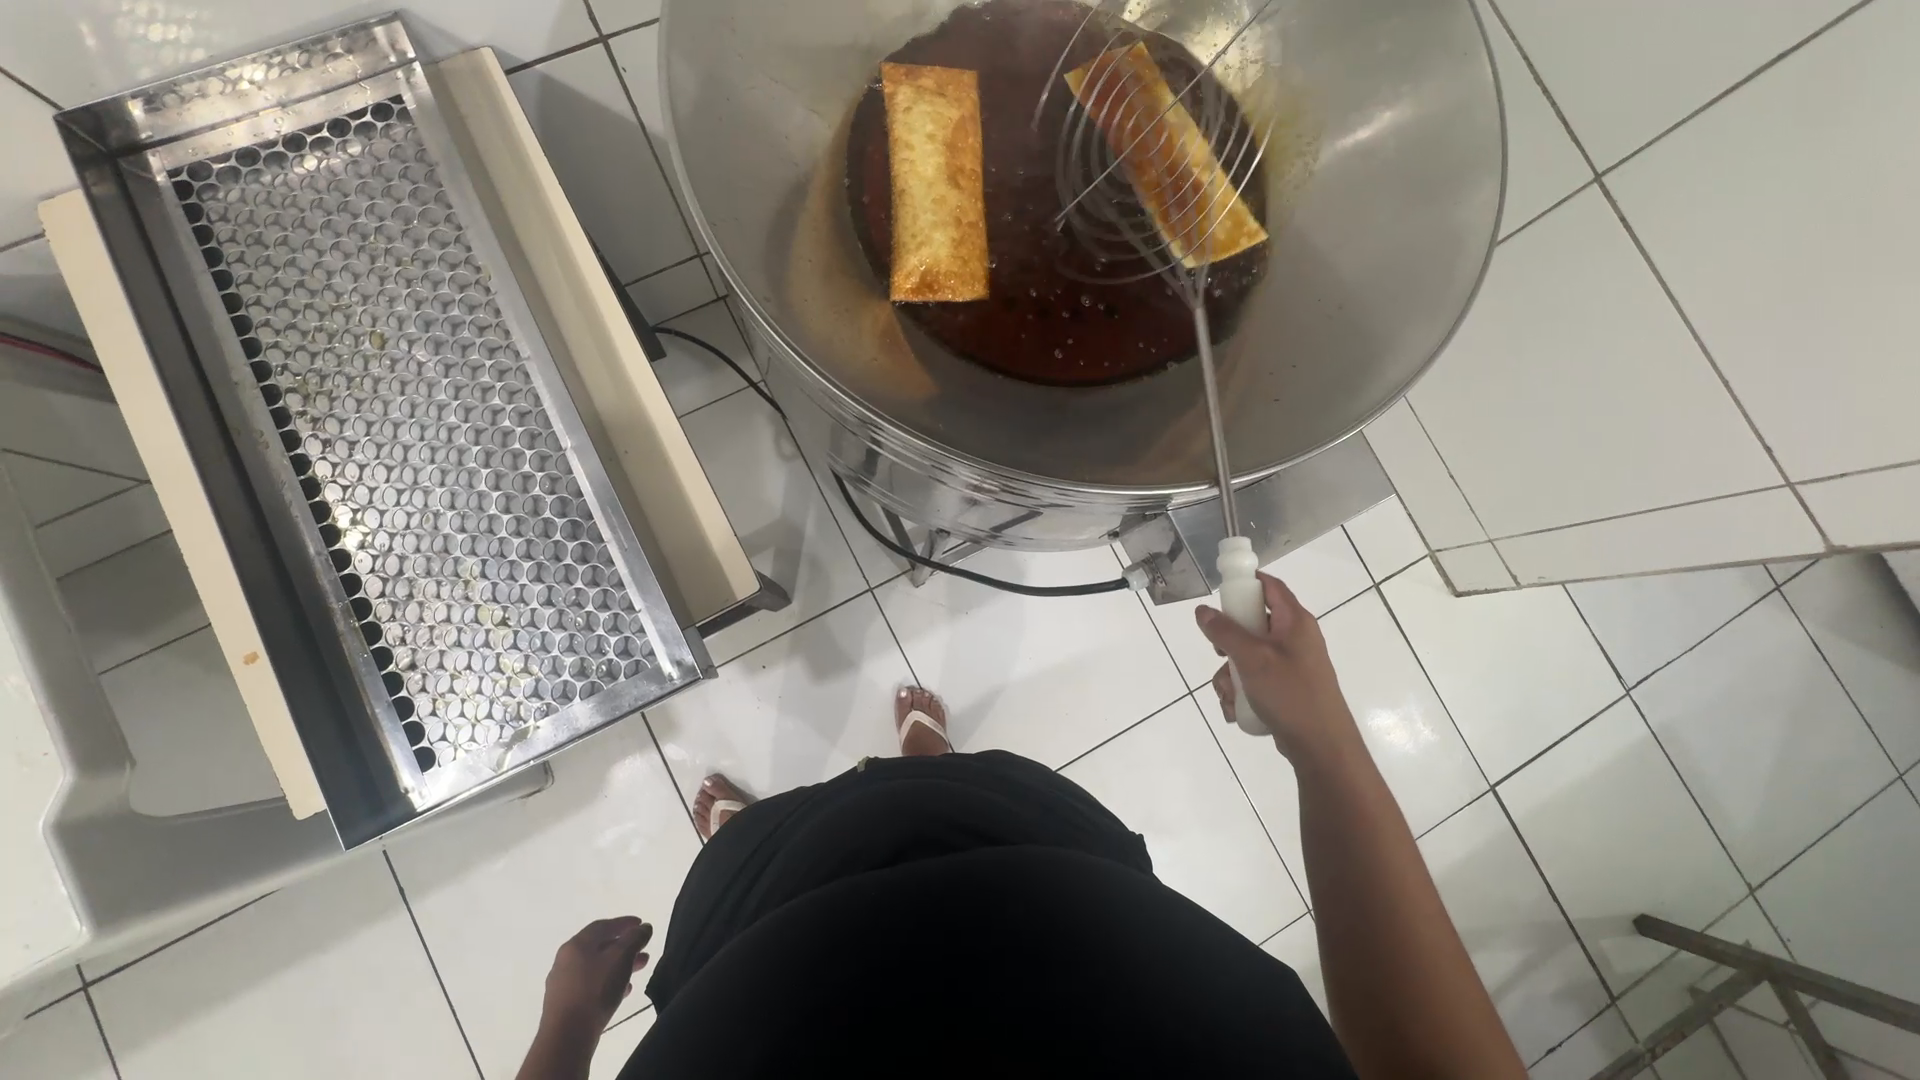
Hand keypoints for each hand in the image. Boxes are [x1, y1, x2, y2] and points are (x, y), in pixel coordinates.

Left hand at [538, 917, 653, 1036]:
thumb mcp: (621, 958)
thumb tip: (644, 928)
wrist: (567, 1035)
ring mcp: (562, 984)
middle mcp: (565, 961)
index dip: (624, 923)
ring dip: (618, 966)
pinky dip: (607, 982)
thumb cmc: (595, 989)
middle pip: (599, 947)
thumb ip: (635, 939)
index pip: (603, 926)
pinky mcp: (563, 1004)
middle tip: (644, 950)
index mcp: (576, 945)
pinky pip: (590, 986)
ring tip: (637, 971)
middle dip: (624, 947)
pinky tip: (622, 991)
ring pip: (596, 967)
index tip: (641, 924)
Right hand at [1196, 572, 1361, 763]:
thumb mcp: (1252, 659)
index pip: (1269, 586)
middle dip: (1227, 642)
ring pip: (1246, 655)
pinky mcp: (1285, 687)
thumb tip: (1203, 610)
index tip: (1219, 593)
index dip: (1244, 583)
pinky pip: (1254, 678)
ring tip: (1229, 695)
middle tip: (1219, 654)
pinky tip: (1235, 709)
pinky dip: (1241, 691)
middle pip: (1251, 623)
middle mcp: (1294, 638)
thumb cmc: (1290, 694)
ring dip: (1230, 674)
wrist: (1321, 746)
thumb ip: (1225, 632)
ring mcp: (1290, 664)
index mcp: (1294, 621)